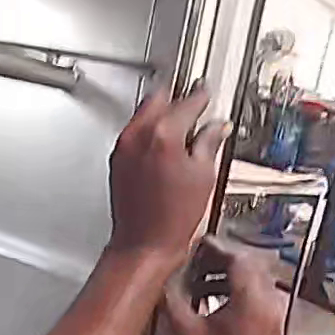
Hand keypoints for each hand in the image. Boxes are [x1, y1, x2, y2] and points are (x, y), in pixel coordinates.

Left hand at [108, 87, 228, 263]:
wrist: (144, 244)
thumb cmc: (172, 219)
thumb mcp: (204, 177)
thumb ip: (209, 143)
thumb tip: (217, 128)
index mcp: (164, 135)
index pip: (187, 102)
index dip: (201, 95)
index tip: (206, 91)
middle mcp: (138, 135)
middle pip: (160, 99)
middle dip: (178, 99)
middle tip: (195, 105)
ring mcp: (124, 147)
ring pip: (144, 113)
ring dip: (163, 114)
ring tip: (182, 127)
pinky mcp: (117, 159)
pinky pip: (135, 132)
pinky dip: (150, 131)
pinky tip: (165, 146)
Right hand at [163, 237, 286, 334]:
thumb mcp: (185, 333)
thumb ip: (174, 298)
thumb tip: (167, 279)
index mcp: (252, 301)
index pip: (238, 258)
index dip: (215, 248)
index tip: (200, 246)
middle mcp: (270, 305)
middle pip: (250, 265)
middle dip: (222, 260)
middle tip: (198, 261)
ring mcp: (275, 317)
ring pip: (255, 280)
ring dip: (229, 276)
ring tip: (202, 282)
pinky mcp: (273, 328)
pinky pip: (259, 297)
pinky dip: (238, 292)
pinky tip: (216, 302)